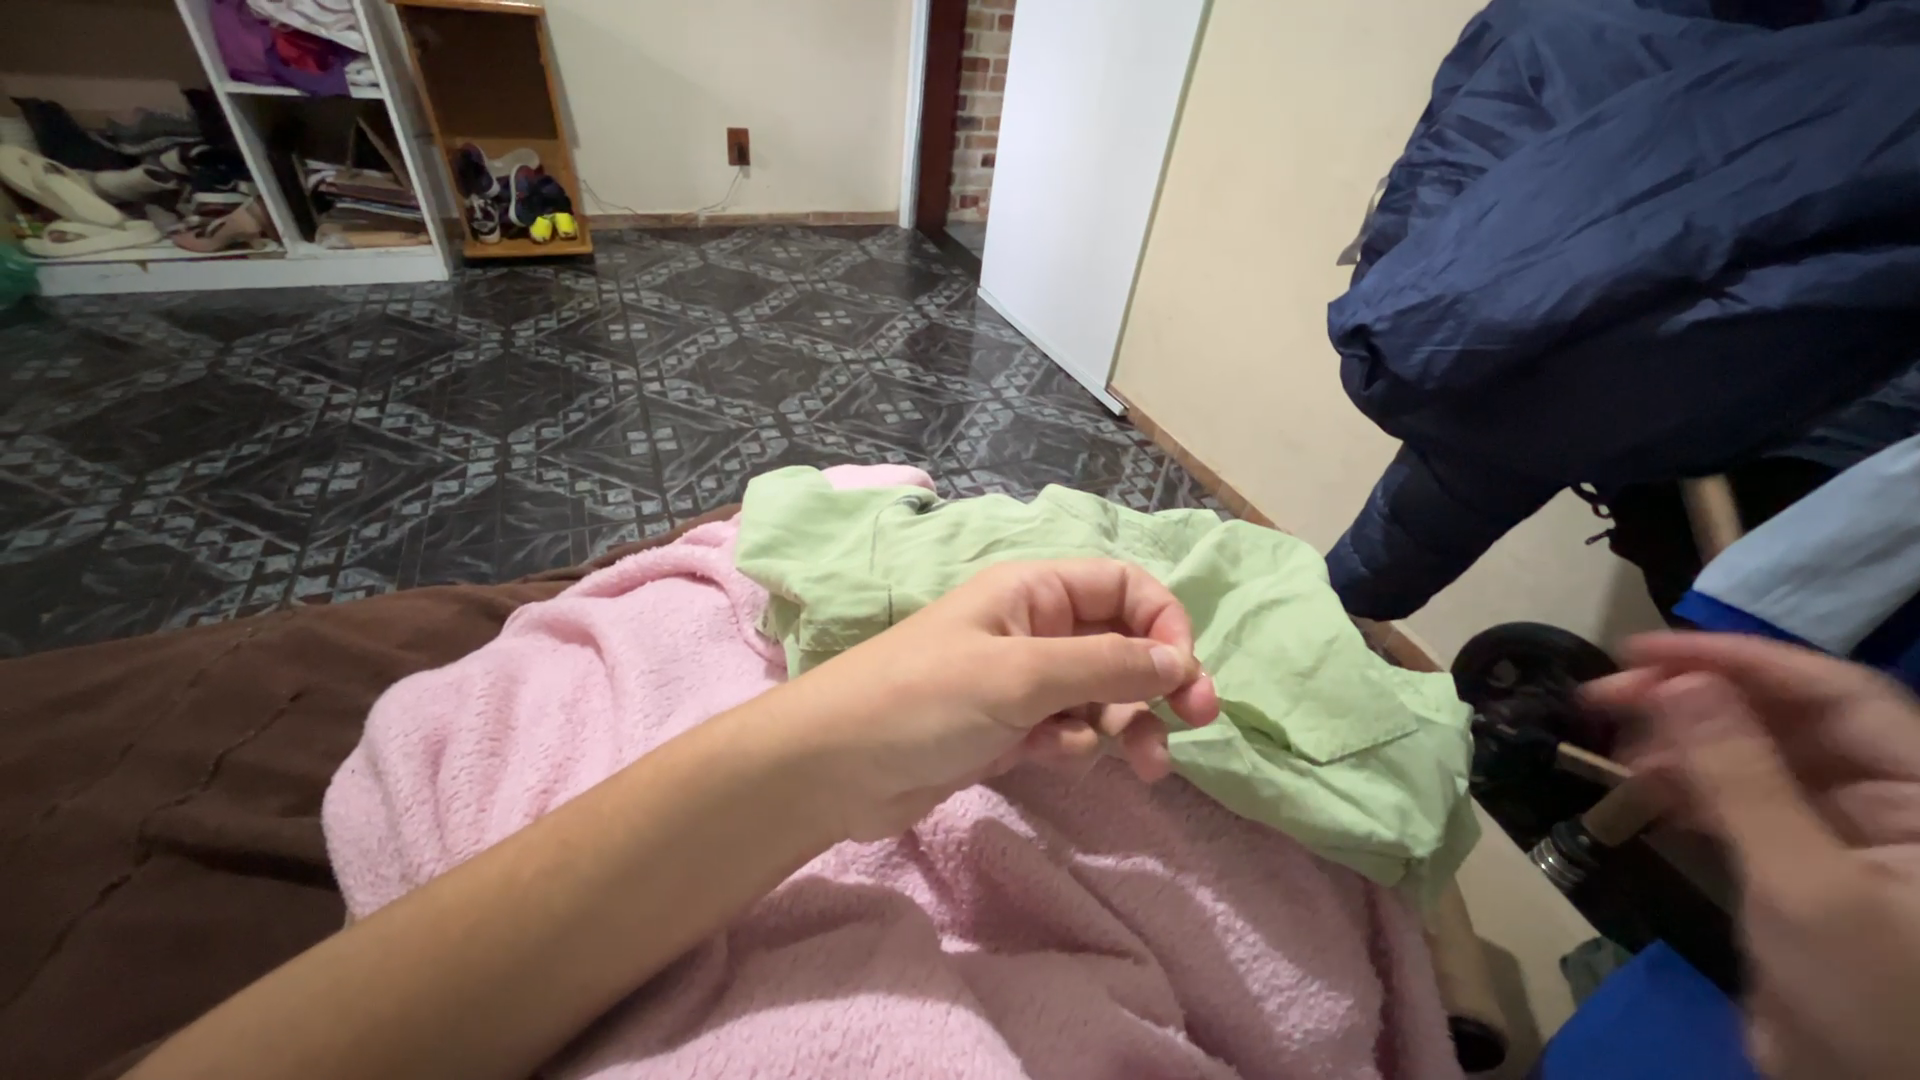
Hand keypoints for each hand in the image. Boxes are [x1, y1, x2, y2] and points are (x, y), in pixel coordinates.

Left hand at [767, 559, 1219, 840]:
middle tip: (1194, 723)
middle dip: (1158, 680)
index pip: (1124, 586)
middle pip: (1121, 642)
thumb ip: (1106, 664)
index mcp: (1034, 591)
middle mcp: (1034, 627)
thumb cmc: (924, 700)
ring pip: (1101, 693)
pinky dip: (1075, 745)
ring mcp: (1021, 680)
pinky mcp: (1008, 728)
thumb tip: (1181, 660)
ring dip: (1126, 723)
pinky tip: (1054, 759)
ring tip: (1147, 768)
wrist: (835, 767)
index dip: (1164, 622)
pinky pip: (1067, 729)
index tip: (1185, 674)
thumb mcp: (1020, 674)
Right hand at [1587, 633, 1919, 1079]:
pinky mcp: (1804, 862)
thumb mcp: (1803, 885)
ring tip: (1610, 743)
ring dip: (1678, 742)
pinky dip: (1685, 786)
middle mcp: (1898, 803)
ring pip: (1755, 757)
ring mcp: (1849, 833)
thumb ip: (1741, 777)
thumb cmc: (1873, 1001)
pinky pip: (1742, 800)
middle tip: (1602, 695)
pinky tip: (1637, 785)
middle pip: (1789, 720)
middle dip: (1692, 700)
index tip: (1639, 651)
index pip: (1835, 695)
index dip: (1737, 660)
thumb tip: (1677, 684)